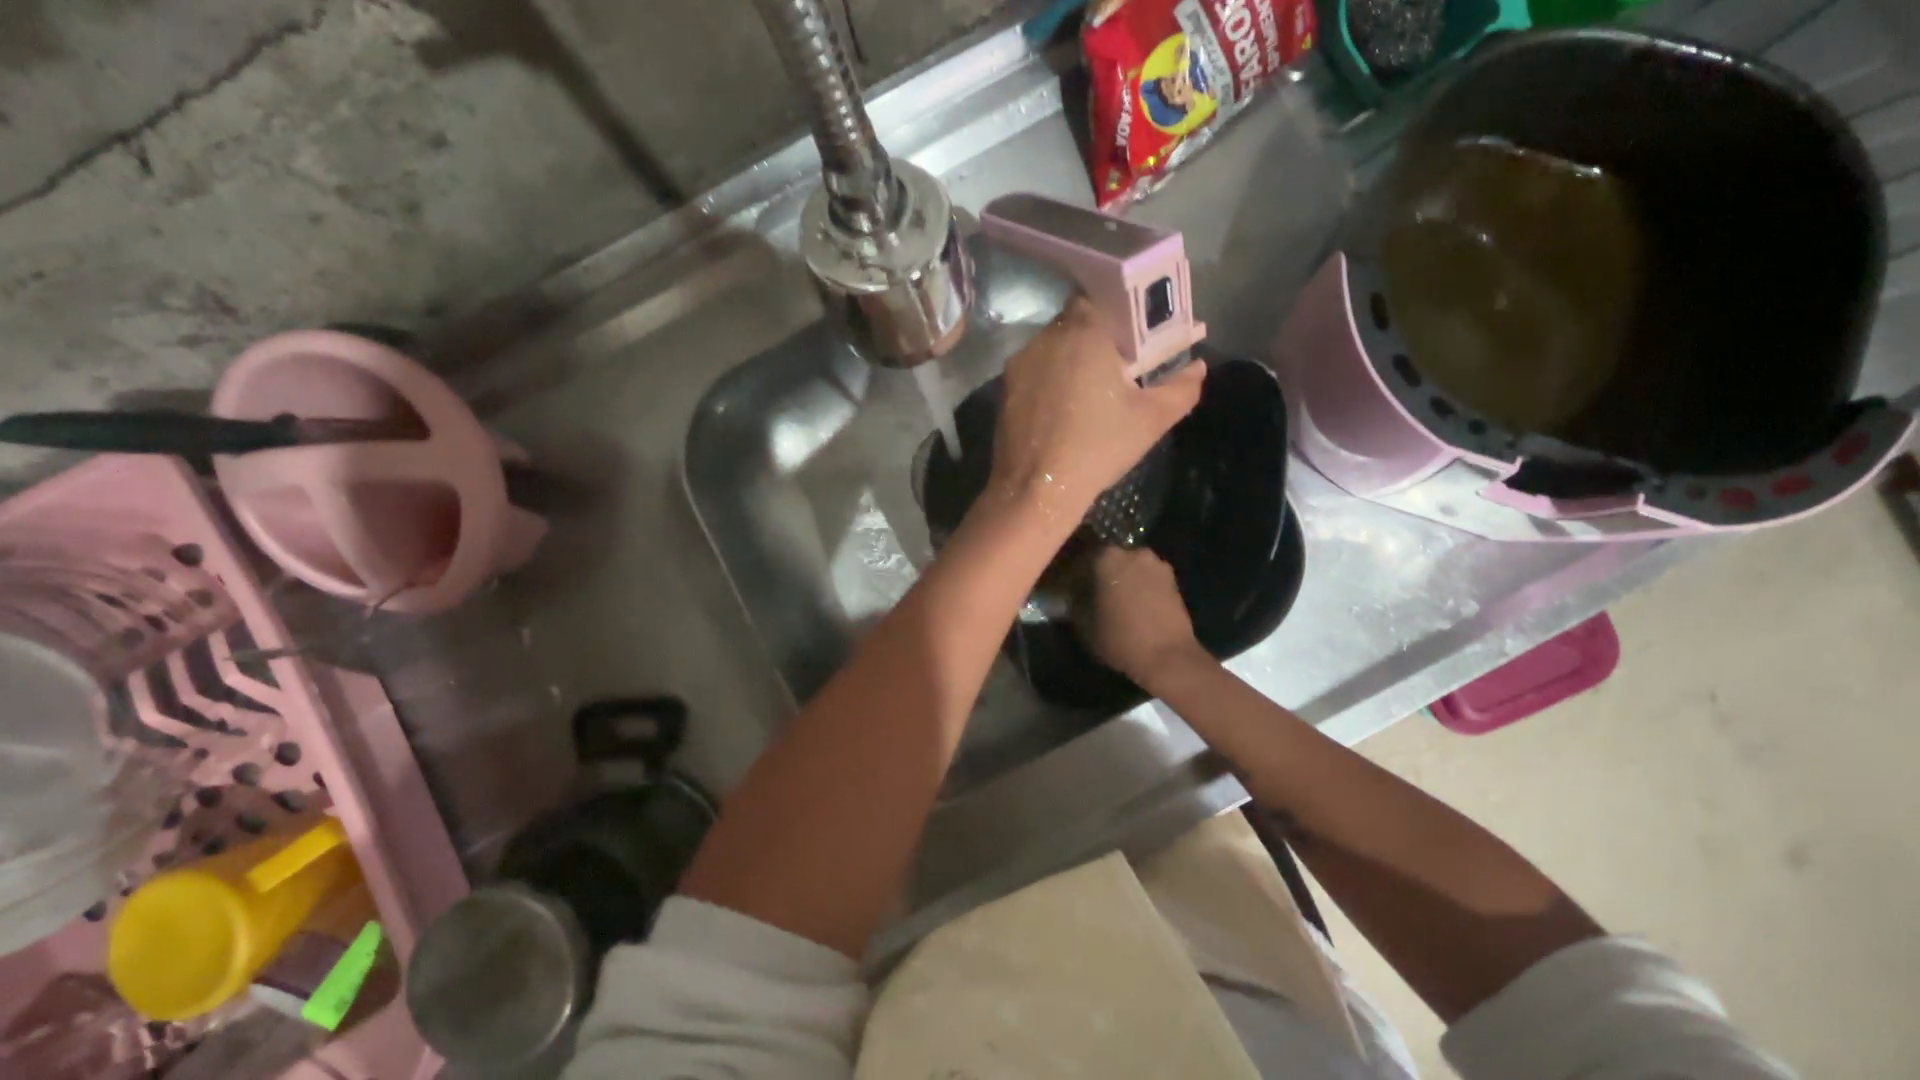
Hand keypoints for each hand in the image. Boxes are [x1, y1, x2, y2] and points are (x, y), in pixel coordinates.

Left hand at [989, 297, 1203, 523]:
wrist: (1037, 488)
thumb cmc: (1098, 447)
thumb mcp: (1151, 419)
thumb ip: (1181, 388)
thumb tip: (1198, 368)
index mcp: (1084, 331)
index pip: (1097, 299)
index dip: (1115, 316)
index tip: (1131, 340)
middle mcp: (1047, 337)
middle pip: (1074, 323)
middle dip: (1094, 340)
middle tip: (1117, 369)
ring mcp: (1020, 363)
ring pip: (1052, 348)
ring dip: (1070, 361)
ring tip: (1091, 393)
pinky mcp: (1004, 389)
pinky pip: (1034, 372)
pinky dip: (1050, 382)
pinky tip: (1064, 411)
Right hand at [1079, 545, 1208, 685]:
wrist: (1168, 657)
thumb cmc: (1121, 638)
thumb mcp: (1084, 625)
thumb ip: (1075, 604)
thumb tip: (1072, 596)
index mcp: (1107, 557)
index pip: (1083, 557)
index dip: (1075, 574)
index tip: (1071, 589)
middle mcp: (1134, 553)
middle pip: (1111, 559)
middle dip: (1102, 574)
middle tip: (1094, 594)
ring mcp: (1158, 565)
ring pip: (1132, 568)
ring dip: (1124, 580)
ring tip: (1117, 602)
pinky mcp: (1174, 581)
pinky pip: (1149, 580)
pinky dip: (1141, 588)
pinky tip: (1135, 607)